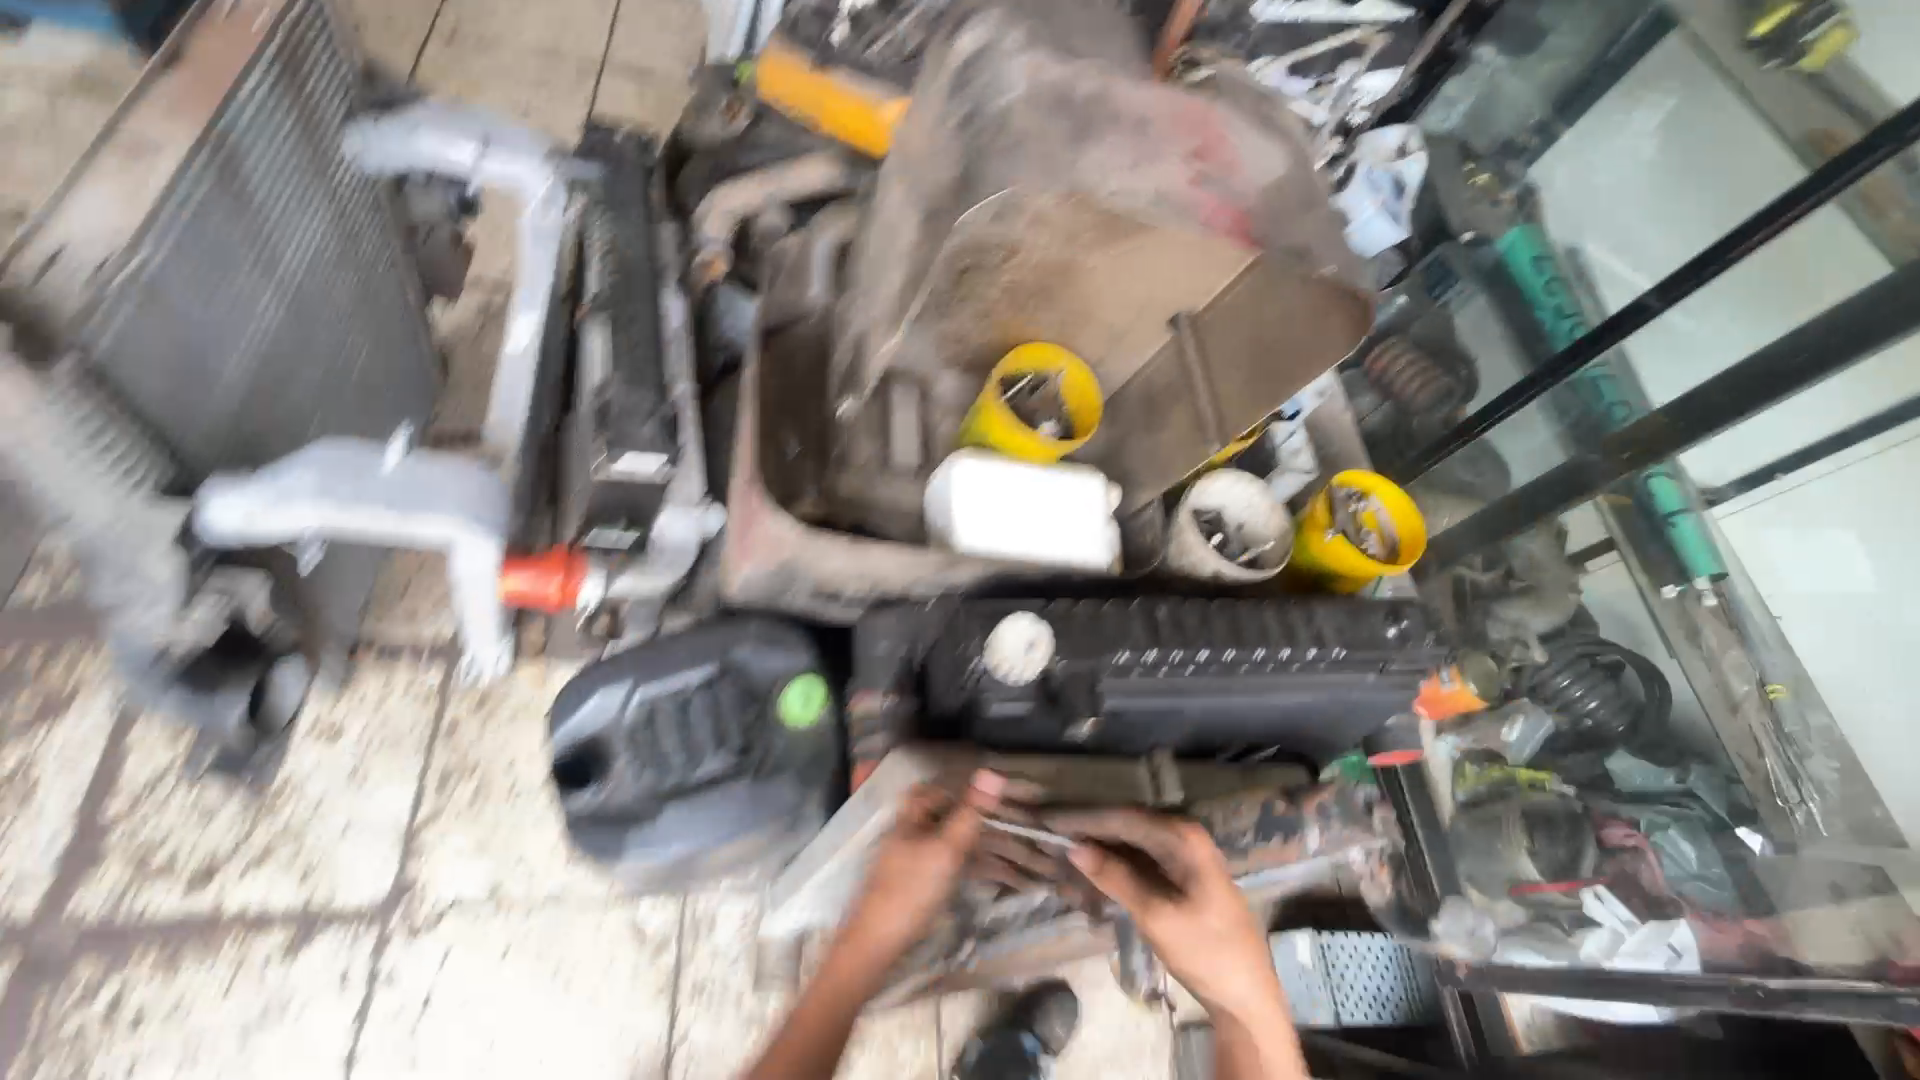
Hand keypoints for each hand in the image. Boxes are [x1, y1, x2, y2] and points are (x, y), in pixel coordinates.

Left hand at [836, 772, 1002, 967]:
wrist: (875, 945)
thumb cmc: (910, 891)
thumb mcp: (945, 850)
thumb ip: (969, 814)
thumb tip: (992, 773)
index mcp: (906, 822)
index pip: (926, 791)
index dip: (951, 788)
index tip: (981, 794)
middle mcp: (901, 838)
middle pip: (933, 817)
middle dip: (962, 817)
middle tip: (993, 823)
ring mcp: (901, 865)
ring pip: (936, 844)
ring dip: (963, 844)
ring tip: (993, 850)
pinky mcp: (906, 890)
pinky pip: (935, 869)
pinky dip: (956, 868)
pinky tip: (971, 877)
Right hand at [1048, 808, 1287, 1023]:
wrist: (1247, 993)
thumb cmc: (1206, 952)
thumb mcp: (1156, 915)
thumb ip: (1115, 877)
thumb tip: (1074, 847)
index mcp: (1182, 836)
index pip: (1121, 816)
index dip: (1082, 818)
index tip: (1047, 820)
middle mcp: (1183, 834)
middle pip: (1125, 823)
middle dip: (1088, 828)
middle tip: (1047, 832)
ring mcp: (1183, 853)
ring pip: (1130, 840)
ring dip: (1099, 844)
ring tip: (1060, 847)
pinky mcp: (1180, 873)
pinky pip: (1140, 857)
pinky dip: (1114, 860)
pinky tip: (1090, 866)